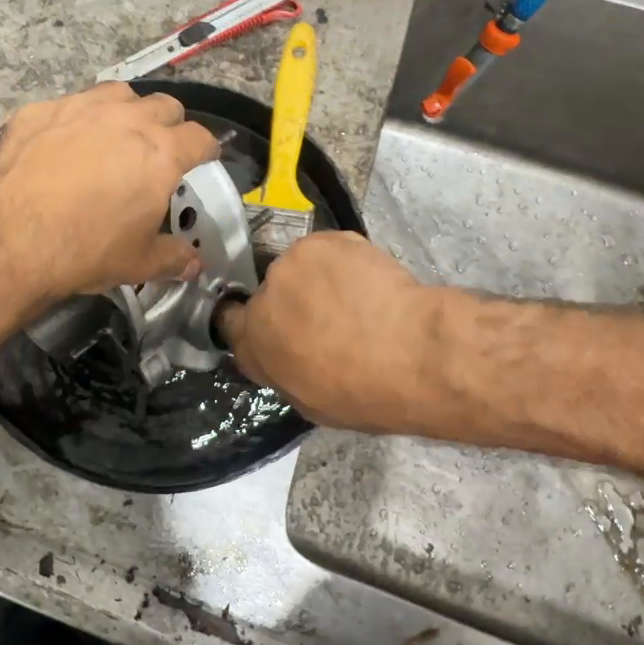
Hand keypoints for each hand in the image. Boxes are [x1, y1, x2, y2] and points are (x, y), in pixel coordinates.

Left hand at [0, 83, 219, 302]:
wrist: (13, 242)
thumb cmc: (86, 252)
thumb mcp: (138, 263)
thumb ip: (173, 257)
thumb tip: (195, 264)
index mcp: (160, 153)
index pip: (200, 137)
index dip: (205, 149)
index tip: (202, 158)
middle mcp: (126, 119)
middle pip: (164, 106)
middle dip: (168, 125)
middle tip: (156, 150)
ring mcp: (80, 108)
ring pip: (118, 94)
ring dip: (125, 111)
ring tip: (113, 135)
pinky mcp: (40, 111)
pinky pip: (67, 104)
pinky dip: (74, 120)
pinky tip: (62, 143)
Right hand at [218, 231, 477, 435]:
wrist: (412, 352)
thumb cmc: (364, 393)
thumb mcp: (311, 403)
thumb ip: (285, 370)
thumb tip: (288, 355)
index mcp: (253, 344)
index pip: (231, 321)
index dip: (252, 320)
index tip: (277, 323)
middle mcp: (262, 298)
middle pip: (273, 292)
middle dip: (295, 301)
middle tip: (333, 317)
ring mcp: (290, 264)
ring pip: (302, 268)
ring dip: (321, 279)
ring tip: (359, 298)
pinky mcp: (321, 241)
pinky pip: (330, 250)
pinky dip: (347, 261)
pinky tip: (371, 279)